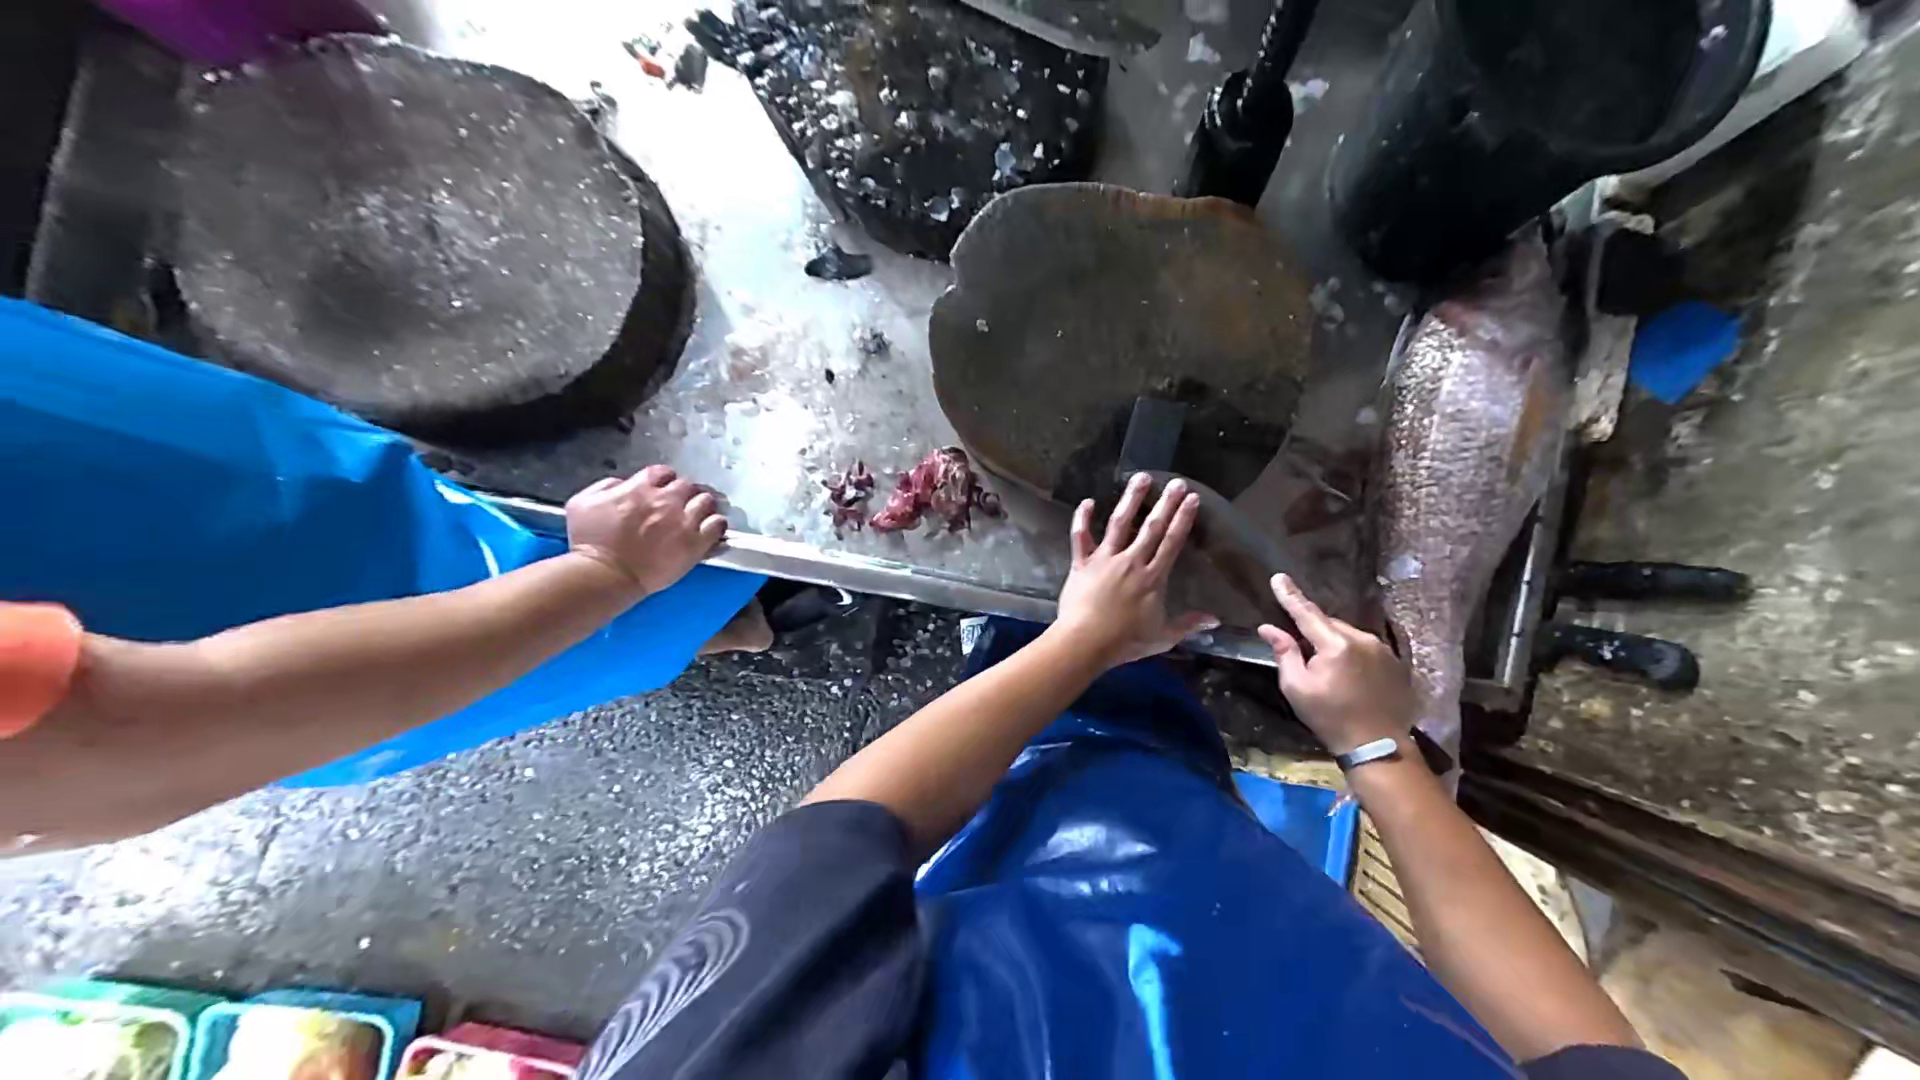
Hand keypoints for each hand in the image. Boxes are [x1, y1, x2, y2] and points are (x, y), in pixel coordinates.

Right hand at [565, 466, 727, 596]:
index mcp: (640, 488)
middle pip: (686, 485)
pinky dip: (716, 524)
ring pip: (706, 501)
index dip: (664, 481)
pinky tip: (710, 529)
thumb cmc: (590, 542)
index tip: (662, 491)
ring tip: (697, 516)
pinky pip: (718, 524)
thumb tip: (624, 484)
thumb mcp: (583, 502)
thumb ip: (606, 486)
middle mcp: (666, 500)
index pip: (663, 472)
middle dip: (682, 494)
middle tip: (679, 506)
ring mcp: (684, 520)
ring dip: (702, 506)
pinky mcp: (696, 542)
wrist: (606, 574)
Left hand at [1053, 473, 1217, 667]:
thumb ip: (1187, 624)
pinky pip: (1080, 537)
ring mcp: (1104, 559)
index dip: (1183, 519)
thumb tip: (1214, 620)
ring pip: (1119, 523)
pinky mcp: (1081, 563)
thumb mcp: (1162, 637)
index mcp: (1152, 577)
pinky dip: (1082, 519)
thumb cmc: (1125, 641)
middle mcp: (1130, 561)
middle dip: (1166, 503)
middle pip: (1151, 527)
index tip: (1192, 499)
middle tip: (1177, 482)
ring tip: (1140, 477)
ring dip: (1130, 499)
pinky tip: (1087, 502)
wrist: (1084, 642)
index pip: (1172, 542)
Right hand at [1257, 574, 1414, 754]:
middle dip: (1314, 631)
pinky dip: (1354, 655)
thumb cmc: (1330, 717)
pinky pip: (1368, 649)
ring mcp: (1385, 652)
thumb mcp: (1296, 687)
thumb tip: (1269, 628)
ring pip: (1350, 636)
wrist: (1378, 746)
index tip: (1278, 577)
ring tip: (1328, 669)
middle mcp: (1364, 640)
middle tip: (1302, 651)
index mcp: (1336, 645)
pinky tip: (1350, 676)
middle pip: (1330, 625)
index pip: (1307, 613)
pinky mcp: (1398, 665)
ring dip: (1335, 644)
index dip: (1290, 595)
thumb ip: (1284, 653)